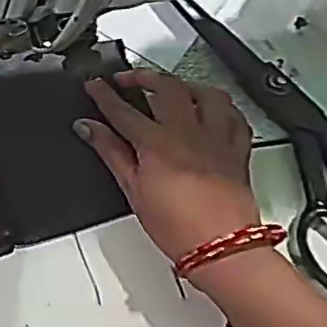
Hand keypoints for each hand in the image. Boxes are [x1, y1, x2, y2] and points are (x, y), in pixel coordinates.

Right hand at [73, 69, 259, 262]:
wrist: (223, 249)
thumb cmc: (179, 227)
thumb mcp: (131, 189)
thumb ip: (110, 151)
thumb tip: (89, 129)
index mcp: (159, 144)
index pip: (123, 109)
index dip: (104, 93)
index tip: (94, 85)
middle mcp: (190, 135)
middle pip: (166, 87)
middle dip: (141, 76)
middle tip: (126, 79)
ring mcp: (217, 139)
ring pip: (206, 93)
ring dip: (183, 84)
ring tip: (169, 87)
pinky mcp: (238, 150)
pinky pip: (234, 116)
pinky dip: (219, 106)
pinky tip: (208, 109)